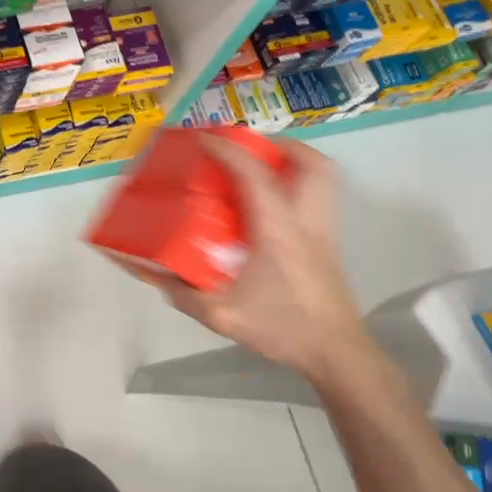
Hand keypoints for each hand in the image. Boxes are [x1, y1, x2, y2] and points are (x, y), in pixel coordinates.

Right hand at [117, 134, 369, 380]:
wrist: (336, 352)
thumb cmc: (281, 327)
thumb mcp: (222, 315)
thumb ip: (184, 294)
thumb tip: (155, 275)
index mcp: (277, 229)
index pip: (254, 174)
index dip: (227, 150)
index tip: (203, 139)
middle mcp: (306, 221)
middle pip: (311, 164)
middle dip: (280, 146)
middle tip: (248, 148)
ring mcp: (324, 232)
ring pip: (324, 179)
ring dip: (296, 163)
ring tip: (263, 167)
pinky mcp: (329, 247)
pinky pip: (318, 200)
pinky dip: (297, 188)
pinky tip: (271, 208)